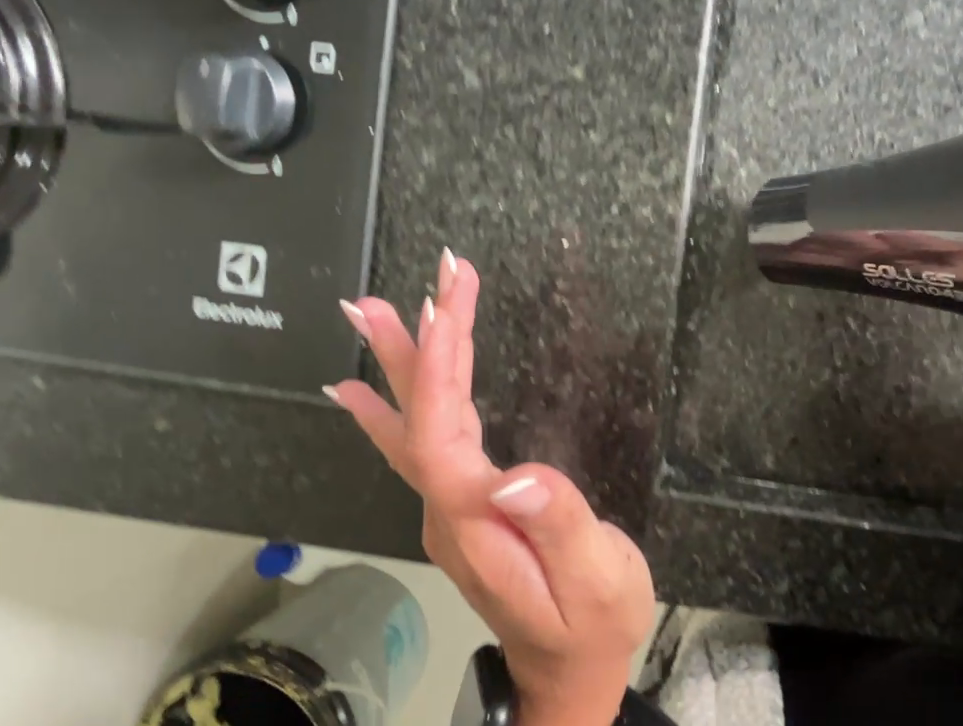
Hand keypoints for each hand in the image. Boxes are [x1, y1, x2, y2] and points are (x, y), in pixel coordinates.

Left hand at [328, 250, 655, 725]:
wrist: (569, 672)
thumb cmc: (593, 624)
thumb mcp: (595, 578)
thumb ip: (558, 525)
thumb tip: (515, 474)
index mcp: (476, 520)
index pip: (440, 432)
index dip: (436, 369)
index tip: (442, 306)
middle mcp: (449, 508)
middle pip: (417, 419)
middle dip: (412, 347)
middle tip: (393, 290)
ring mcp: (451, 507)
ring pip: (415, 425)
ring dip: (399, 364)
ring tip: (372, 311)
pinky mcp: (464, 503)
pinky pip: (424, 440)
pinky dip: (402, 403)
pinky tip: (367, 386)